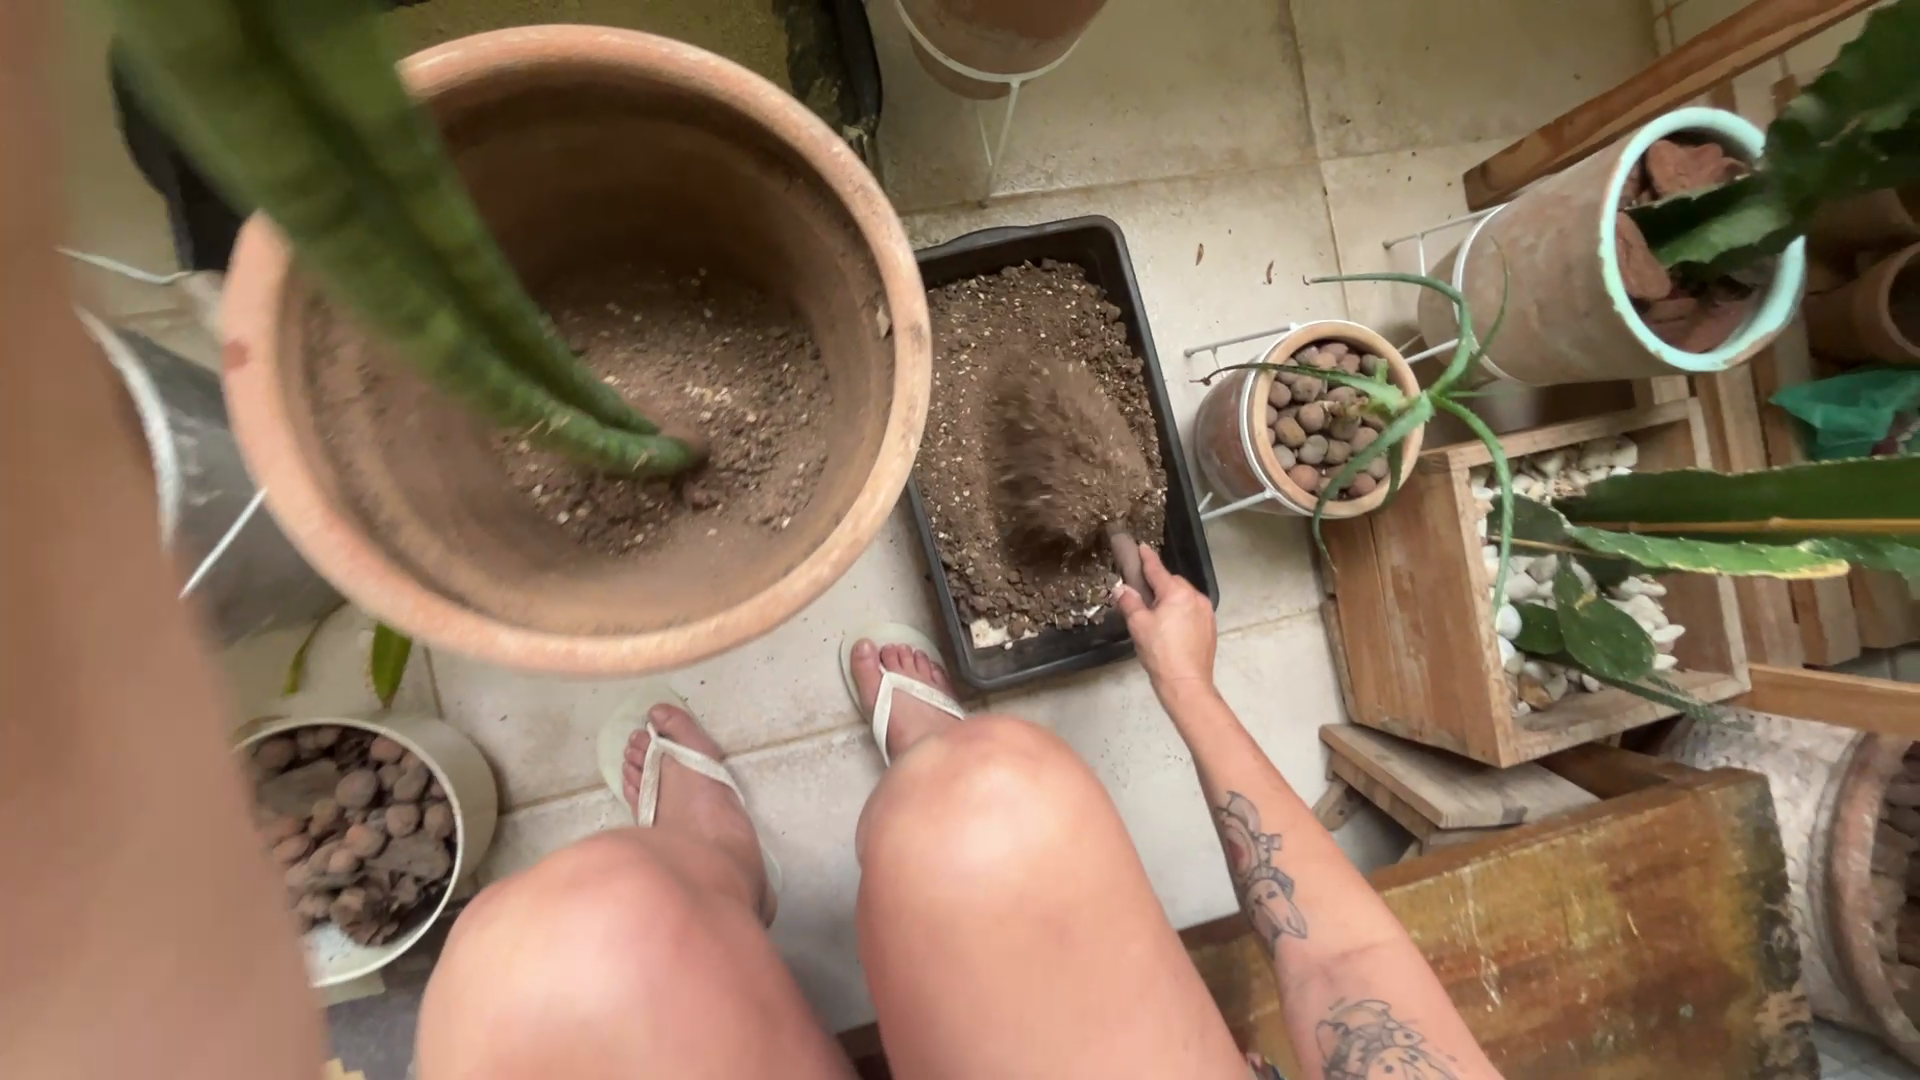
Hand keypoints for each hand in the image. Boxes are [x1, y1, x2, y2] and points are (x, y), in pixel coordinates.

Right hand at [1113, 545, 1216, 701]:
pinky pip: (1192, 610)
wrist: (1186, 683)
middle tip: (1143, 597)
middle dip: (1159, 585)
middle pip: (1173, 583)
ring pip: (1184, 597)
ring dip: (1170, 600)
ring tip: (1156, 616)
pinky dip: (1180, 612)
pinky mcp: (1210, 627)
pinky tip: (1170, 627)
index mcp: (1177, 593)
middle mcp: (1196, 598)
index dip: (1147, 558)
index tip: (1142, 547)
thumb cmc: (1160, 652)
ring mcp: (1206, 613)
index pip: (1158, 570)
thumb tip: (1121, 588)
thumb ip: (1130, 602)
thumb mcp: (1138, 625)